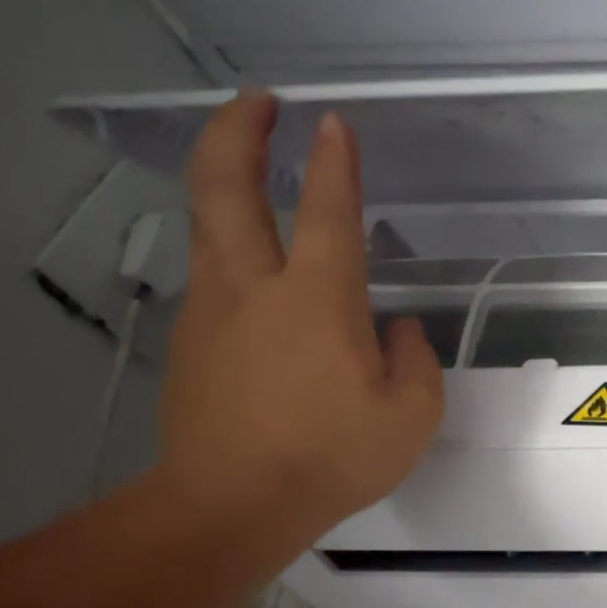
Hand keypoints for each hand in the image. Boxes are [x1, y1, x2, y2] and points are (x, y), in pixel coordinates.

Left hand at [156, 90, 442, 540]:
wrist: (232, 502)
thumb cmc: (333, 457)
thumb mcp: (412, 416)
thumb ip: (415, 360)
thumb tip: (397, 329)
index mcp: (318, 301)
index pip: (329, 213)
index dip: (335, 164)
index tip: (334, 124)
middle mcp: (255, 287)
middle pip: (225, 185)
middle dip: (239, 132)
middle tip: (259, 104)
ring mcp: (212, 309)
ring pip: (207, 223)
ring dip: (224, 181)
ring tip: (250, 172)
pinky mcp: (191, 339)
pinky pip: (213, 276)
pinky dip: (230, 249)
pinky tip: (257, 275)